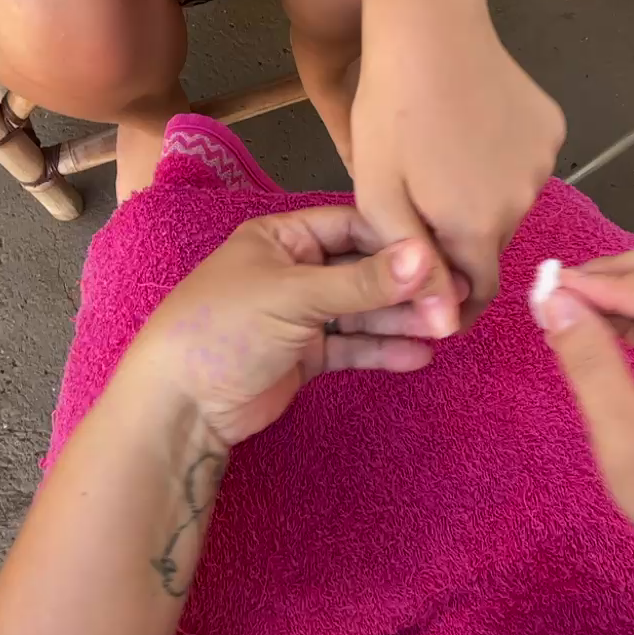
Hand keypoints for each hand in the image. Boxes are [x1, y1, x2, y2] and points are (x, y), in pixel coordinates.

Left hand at [118, 207, 452, 450]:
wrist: (180, 407)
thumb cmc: (226, 328)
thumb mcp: (293, 296)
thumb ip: (361, 281)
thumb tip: (426, 257)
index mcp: (282, 237)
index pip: (353, 227)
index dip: (398, 244)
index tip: (443, 261)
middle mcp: (296, 269)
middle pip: (363, 271)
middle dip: (406, 287)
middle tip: (453, 302)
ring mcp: (302, 314)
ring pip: (362, 311)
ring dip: (400, 320)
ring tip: (443, 331)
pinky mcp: (306, 354)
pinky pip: (352, 346)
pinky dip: (381, 350)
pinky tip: (417, 356)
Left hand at [352, 0, 563, 333]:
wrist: (429, 27)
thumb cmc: (390, 112)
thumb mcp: (380, 195)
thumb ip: (413, 264)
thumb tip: (448, 326)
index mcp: (478, 227)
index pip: (476, 290)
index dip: (454, 300)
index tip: (432, 294)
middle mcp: (523, 203)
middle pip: (490, 246)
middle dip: (459, 243)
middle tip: (420, 207)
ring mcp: (544, 161)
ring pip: (508, 205)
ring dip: (480, 202)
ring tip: (441, 164)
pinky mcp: (553, 126)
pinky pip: (524, 165)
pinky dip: (500, 164)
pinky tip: (471, 133)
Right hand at [535, 248, 633, 606]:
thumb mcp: (626, 440)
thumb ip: (591, 364)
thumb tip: (552, 298)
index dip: (617, 282)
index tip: (555, 285)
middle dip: (619, 276)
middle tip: (559, 289)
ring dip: (619, 292)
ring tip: (564, 304)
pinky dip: (624, 316)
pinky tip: (587, 324)